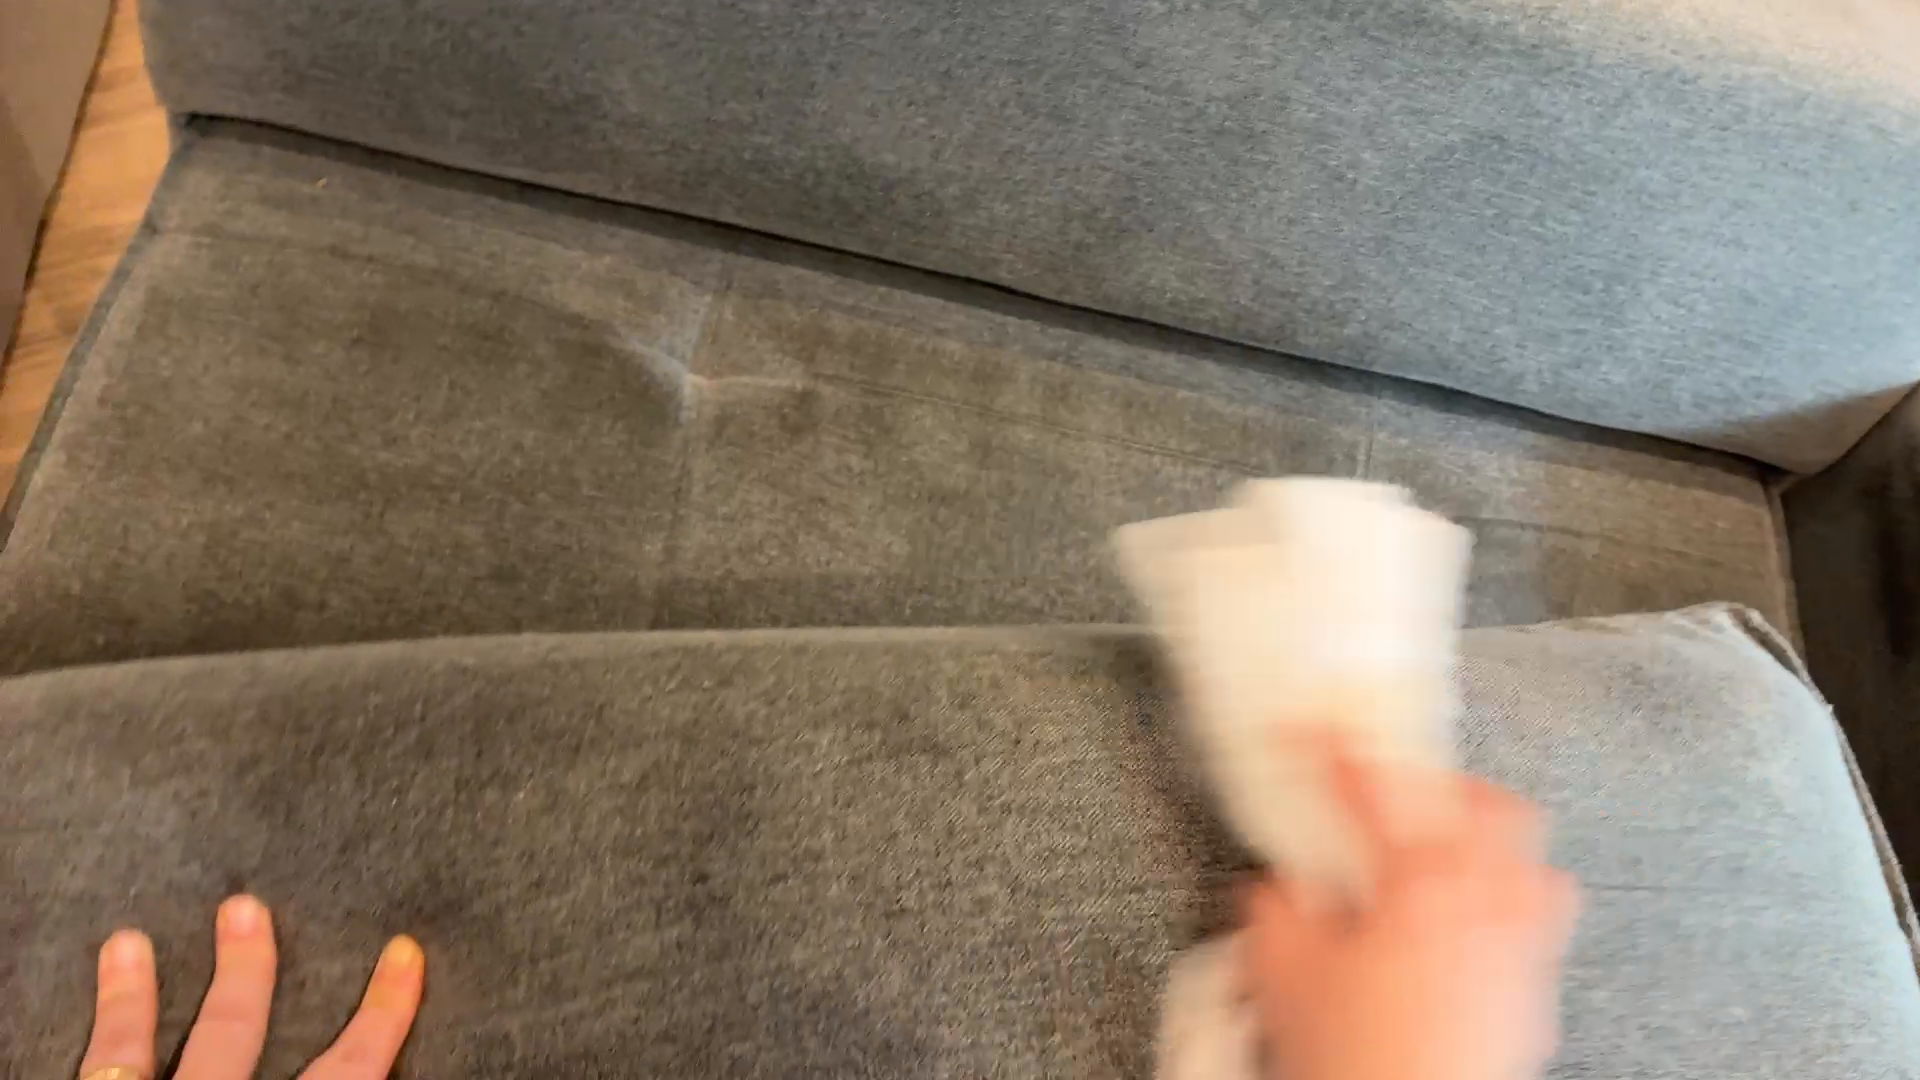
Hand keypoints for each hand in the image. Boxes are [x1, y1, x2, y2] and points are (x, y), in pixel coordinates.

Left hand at [79, 896, 423, 1079]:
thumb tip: (391, 1059)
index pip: (353, 1064)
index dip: (385, 1007)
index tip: (406, 950)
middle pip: (232, 1034)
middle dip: (243, 969)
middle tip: (244, 905)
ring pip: (129, 1060)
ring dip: (130, 1000)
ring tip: (125, 942)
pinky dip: (93, 1042)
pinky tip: (90, 1012)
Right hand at [1241, 751, 1578, 1079]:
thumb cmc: (1356, 1058)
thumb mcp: (1279, 963)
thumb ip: (1280, 904)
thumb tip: (1285, 889)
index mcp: (1419, 888)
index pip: (1375, 791)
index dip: (1338, 753)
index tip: (1321, 738)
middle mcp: (1484, 914)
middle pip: (1498, 811)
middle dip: (1448, 784)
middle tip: (1406, 783)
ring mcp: (1519, 960)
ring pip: (1539, 870)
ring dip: (1493, 846)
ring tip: (1450, 844)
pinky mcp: (1531, 1004)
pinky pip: (1542, 930)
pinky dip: (1506, 905)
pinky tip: (1467, 920)